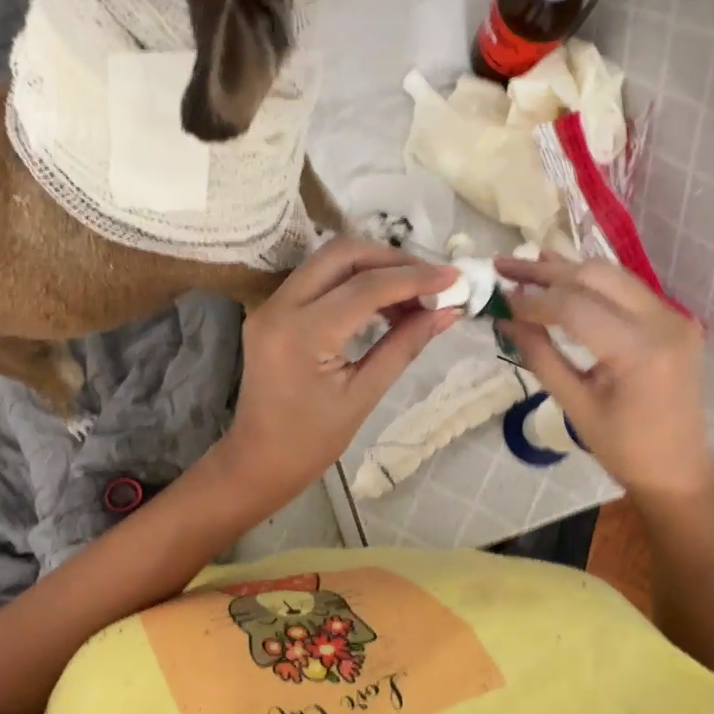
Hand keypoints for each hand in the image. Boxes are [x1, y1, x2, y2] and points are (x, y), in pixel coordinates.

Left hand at [218, 238, 459, 497]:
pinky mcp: (271, 309)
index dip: (415, 278)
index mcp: (302, 334)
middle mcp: (280, 307)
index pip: (366, 287)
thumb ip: (404, 346)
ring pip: (329, 260)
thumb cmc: (312, 440)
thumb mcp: (364, 395)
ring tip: (413, 295)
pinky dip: (353, 280)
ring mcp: (270, 305)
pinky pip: (317, 278)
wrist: (259, 459)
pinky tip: (382, 303)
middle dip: (393, 259)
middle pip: (343, 254)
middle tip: (432, 281)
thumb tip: (448, 312)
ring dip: (374, 266)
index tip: (455, 278)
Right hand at [496, 252, 713, 498]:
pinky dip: (591, 283)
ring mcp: (673, 317)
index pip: (576, 308)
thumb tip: (505, 320)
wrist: (678, 468)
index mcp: (640, 351)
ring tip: (525, 265)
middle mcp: (663, 322)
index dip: (533, 301)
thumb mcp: (576, 405)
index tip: (498, 298)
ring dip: (567, 270)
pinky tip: (560, 276)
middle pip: (596, 276)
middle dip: (546, 272)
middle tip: (503, 266)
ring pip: (612, 274)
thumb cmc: (624, 448)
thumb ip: (541, 356)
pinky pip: (626, 289)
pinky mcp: (672, 319)